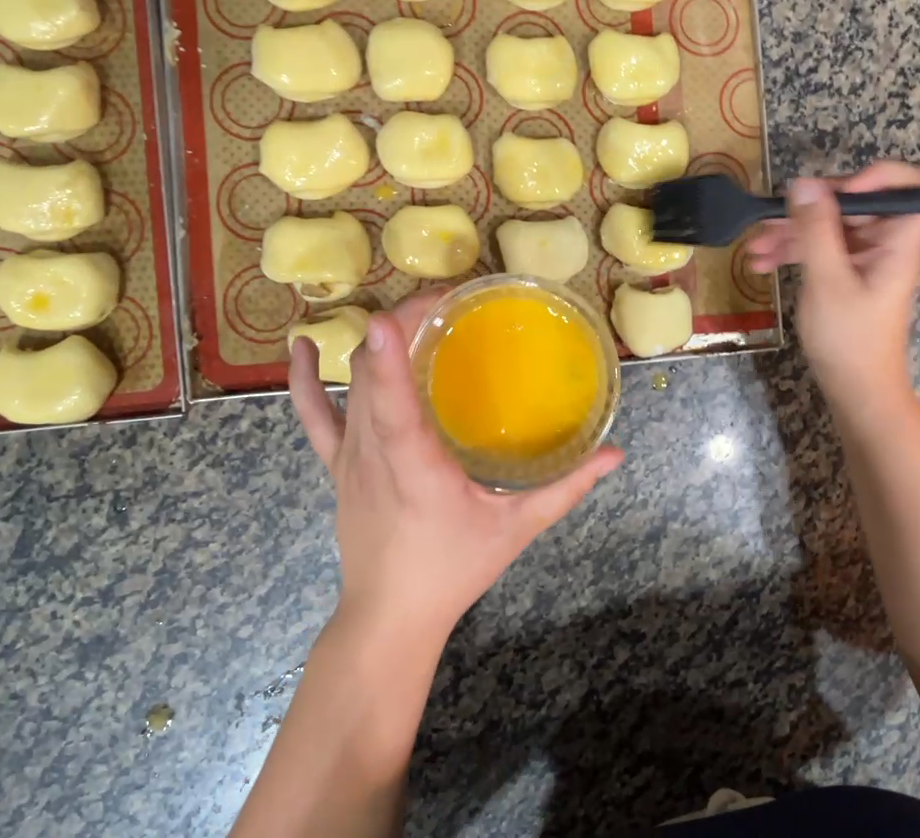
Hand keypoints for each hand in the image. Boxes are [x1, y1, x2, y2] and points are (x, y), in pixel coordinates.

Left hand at [288, 290, 624, 642]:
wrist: (389, 616)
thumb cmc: (453, 570)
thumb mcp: (517, 529)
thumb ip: (567, 489)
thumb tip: (617, 455)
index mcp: (415, 471)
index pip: (392, 409)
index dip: (388, 361)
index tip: (394, 315)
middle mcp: (372, 456)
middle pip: (370, 377)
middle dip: (399, 328)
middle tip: (444, 303)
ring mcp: (347, 459)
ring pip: (348, 387)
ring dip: (373, 345)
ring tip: (406, 313)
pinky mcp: (336, 465)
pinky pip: (313, 416)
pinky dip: (303, 380)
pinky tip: (303, 346)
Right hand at [744, 162, 919, 402]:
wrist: (856, 391)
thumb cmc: (850, 340)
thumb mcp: (827, 281)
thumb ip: (816, 230)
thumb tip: (804, 183)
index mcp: (897, 242)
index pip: (913, 189)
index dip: (880, 178)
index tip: (841, 190)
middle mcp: (885, 244)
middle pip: (856, 204)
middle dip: (812, 208)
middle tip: (775, 217)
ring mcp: (864, 259)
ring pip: (830, 226)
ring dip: (792, 232)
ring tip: (754, 247)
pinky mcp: (845, 274)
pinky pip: (820, 249)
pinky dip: (793, 252)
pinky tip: (761, 263)